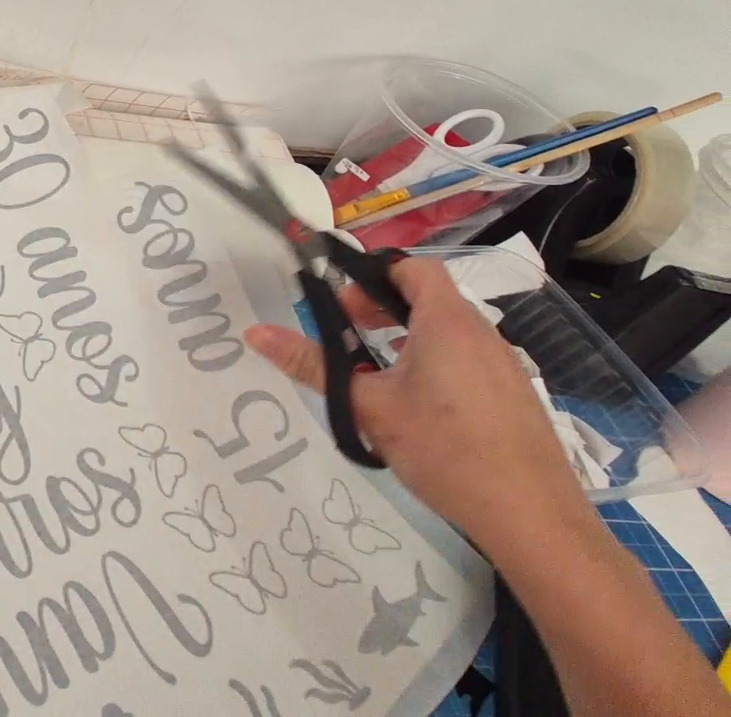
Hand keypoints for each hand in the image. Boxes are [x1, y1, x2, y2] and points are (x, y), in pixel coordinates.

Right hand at [245, 258, 594, 551]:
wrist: (532, 519)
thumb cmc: (443, 448)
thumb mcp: (365, 404)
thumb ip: (311, 364)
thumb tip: (255, 332)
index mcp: (448, 325)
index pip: (415, 268)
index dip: (374, 272)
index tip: (339, 298)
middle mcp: (482, 336)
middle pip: (429, 298)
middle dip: (379, 306)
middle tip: (341, 331)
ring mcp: (503, 368)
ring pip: (446, 331)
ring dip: (403, 336)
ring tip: (368, 369)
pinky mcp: (511, 397)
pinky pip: (464, 359)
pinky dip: (430, 362)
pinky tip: (409, 402)